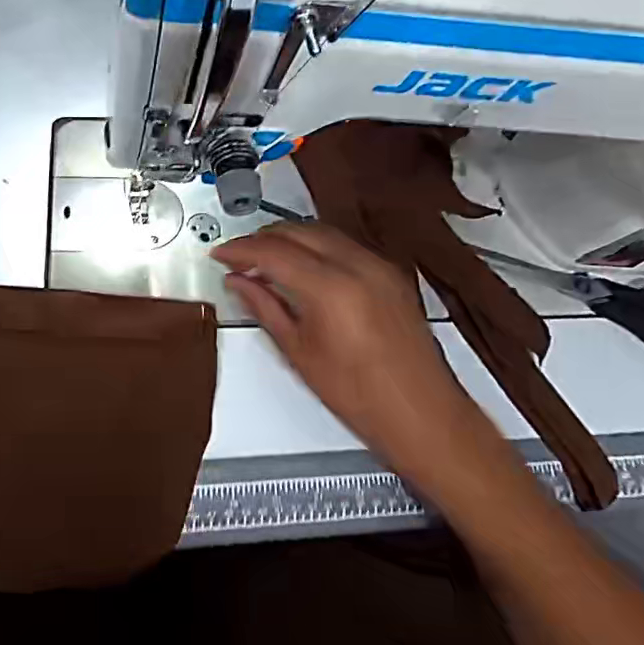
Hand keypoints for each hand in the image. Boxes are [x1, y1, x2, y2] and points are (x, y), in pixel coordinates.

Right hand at [211, 222, 490, 471]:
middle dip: (263, 238)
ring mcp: (379, 266)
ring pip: (322, 231)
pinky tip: (302, 266)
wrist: (421, 413)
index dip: (240, 249)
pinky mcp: (390, 273)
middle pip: (297, 231)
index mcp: (330, 288)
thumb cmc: (363, 396)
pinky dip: (316, 246)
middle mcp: (358, 266)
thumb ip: (265, 307)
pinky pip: (344, 244)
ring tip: (265, 261)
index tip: (222, 254)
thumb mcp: (299, 352)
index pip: (273, 250)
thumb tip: (240, 282)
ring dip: (290, 238)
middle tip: (238, 256)